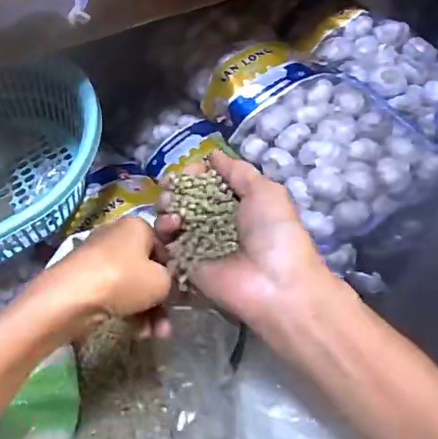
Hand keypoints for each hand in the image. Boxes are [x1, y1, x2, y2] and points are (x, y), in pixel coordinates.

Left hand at [22, 216, 172, 342]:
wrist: (70, 297)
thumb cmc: (122, 279)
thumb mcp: (161, 281)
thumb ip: (172, 280)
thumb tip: (165, 284)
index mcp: (136, 225)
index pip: (165, 245)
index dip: (175, 269)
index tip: (181, 291)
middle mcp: (117, 237)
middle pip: (148, 268)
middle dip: (162, 298)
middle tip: (169, 321)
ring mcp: (100, 259)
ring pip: (134, 285)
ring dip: (149, 311)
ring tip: (157, 334)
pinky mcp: (88, 280)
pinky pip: (117, 295)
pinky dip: (129, 312)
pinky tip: (139, 333)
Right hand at [157, 151, 353, 340]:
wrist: (275, 284)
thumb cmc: (275, 233)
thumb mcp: (266, 192)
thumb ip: (238, 171)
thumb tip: (212, 154)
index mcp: (234, 204)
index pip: (204, 182)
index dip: (193, 173)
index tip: (189, 170)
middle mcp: (213, 222)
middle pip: (182, 198)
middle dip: (173, 188)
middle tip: (173, 189)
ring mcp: (197, 243)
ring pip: (169, 218)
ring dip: (166, 207)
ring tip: (173, 209)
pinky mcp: (184, 264)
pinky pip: (164, 245)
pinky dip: (162, 231)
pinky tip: (173, 226)